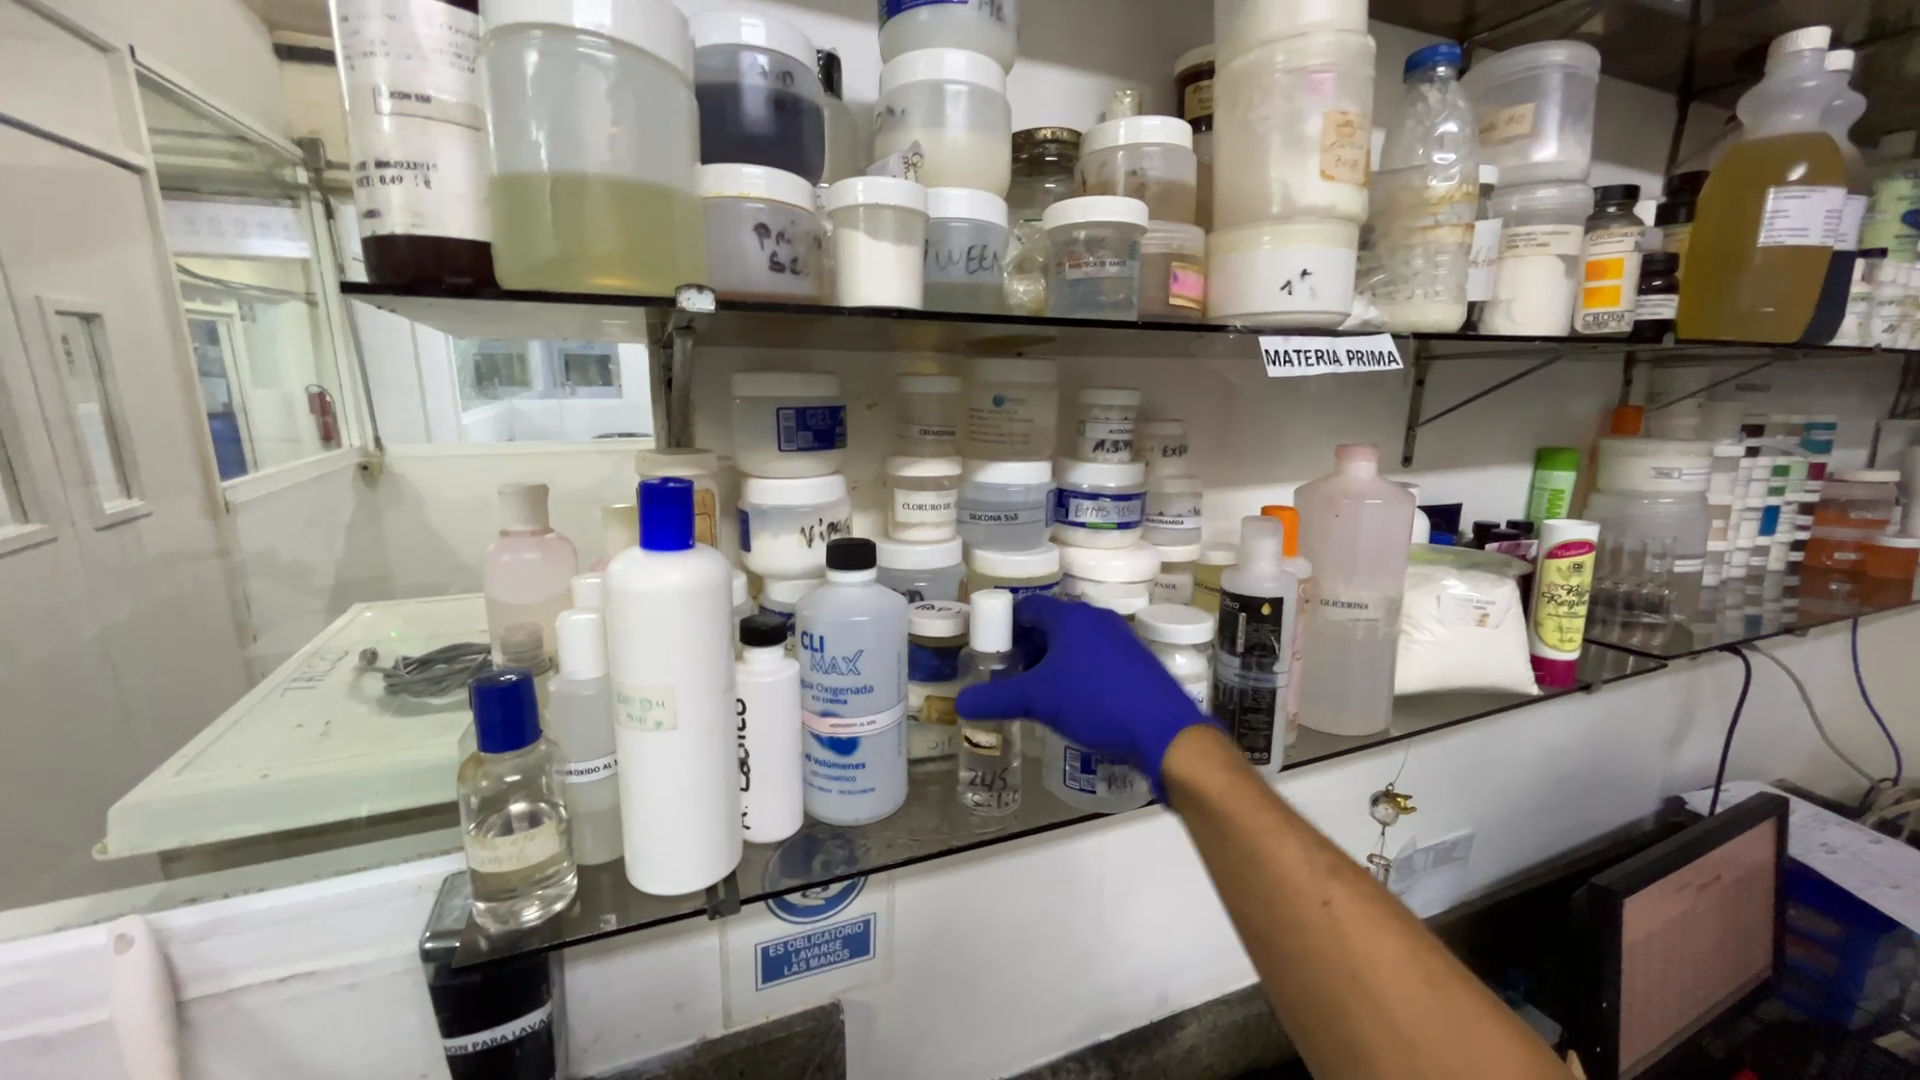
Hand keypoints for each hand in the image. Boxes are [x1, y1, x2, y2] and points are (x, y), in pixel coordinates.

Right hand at [955, 594, 1215, 793]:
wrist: (1163, 729)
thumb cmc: (1095, 701)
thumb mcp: (1038, 701)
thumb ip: (997, 699)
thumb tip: (961, 703)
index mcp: (1071, 617)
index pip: (1029, 607)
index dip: (1006, 625)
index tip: (991, 648)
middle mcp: (1097, 619)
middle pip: (1052, 624)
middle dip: (1027, 647)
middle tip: (1009, 674)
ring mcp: (1121, 640)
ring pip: (1075, 643)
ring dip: (1052, 662)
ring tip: (1036, 691)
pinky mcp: (1136, 662)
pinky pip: (1096, 658)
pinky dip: (1076, 672)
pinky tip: (1071, 702)